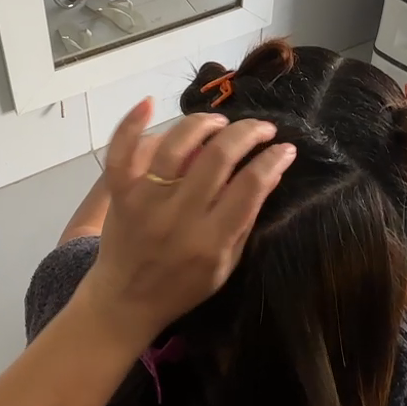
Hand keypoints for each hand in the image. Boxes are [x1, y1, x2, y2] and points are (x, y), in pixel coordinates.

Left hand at [78, 100, 294, 343]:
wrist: (124, 303)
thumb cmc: (183, 286)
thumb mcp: (226, 264)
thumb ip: (245, 220)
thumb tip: (269, 173)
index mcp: (210, 240)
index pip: (249, 186)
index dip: (272, 160)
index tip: (286, 147)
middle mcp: (179, 216)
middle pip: (217, 157)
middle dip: (247, 132)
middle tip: (262, 128)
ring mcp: (146, 201)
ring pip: (176, 146)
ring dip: (204, 123)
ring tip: (221, 122)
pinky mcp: (120, 194)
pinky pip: (121, 153)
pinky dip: (131, 124)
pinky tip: (149, 102)